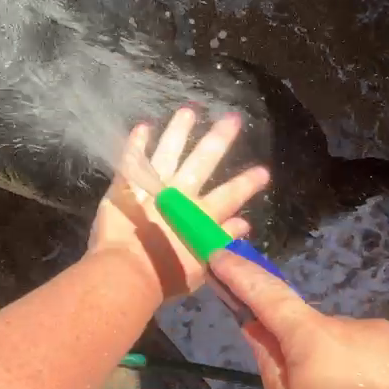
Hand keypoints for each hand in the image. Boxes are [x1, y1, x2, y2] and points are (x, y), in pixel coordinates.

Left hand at [87, 108, 268, 299]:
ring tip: (188, 110)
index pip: (231, 196)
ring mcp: (153, 189)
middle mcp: (181, 196)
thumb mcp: (202, 265)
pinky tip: (142, 127)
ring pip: (168, 152)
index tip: (263, 171)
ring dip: (179, 131)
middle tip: (232, 118)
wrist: (128, 273)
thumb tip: (243, 224)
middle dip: (219, 139)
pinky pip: (131, 162)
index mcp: (201, 217)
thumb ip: (222, 241)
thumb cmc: (166, 277)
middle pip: (203, 162)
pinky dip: (136, 144)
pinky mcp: (125, 189)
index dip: (247, 184)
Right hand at [208, 252, 388, 388]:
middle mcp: (364, 329)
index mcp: (317, 339)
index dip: (241, 275)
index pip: (268, 295)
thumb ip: (273, 369)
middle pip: (325, 335)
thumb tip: (260, 331)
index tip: (221, 256)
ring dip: (361, 378)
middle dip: (316, 358)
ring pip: (370, 355)